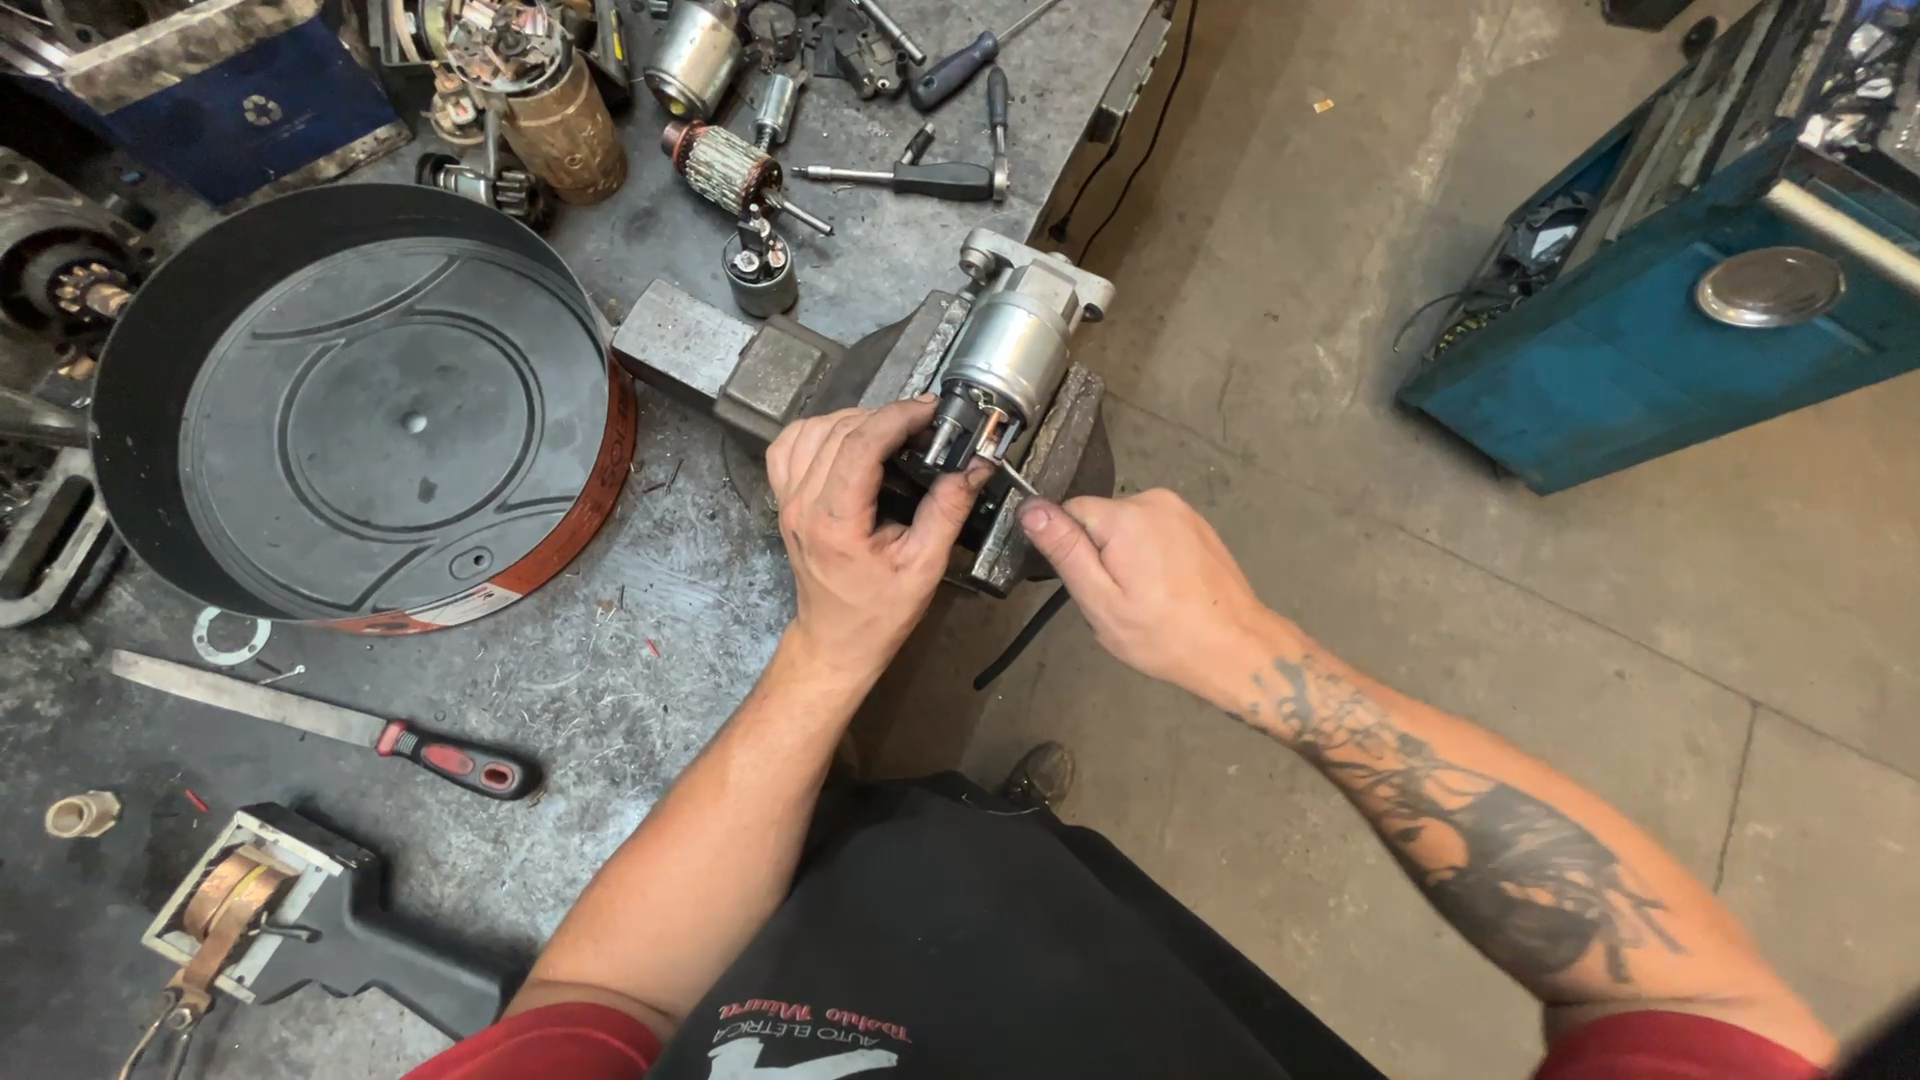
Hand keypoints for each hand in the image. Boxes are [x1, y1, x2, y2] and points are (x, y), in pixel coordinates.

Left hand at [767, 399, 989, 685]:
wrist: (836, 640)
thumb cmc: (880, 611)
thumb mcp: (924, 567)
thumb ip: (948, 511)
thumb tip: (975, 466)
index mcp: (835, 521)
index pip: (859, 446)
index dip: (897, 417)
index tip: (930, 410)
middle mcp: (801, 504)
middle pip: (837, 431)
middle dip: (883, 416)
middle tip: (921, 426)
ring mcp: (785, 500)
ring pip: (810, 431)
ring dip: (852, 420)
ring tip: (889, 432)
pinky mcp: (782, 500)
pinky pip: (789, 446)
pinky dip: (817, 431)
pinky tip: (845, 439)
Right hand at [1019, 490, 1289, 708]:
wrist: (1235, 647)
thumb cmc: (1161, 634)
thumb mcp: (1100, 600)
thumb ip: (1065, 549)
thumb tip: (1030, 507)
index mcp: (1125, 516)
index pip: (1069, 512)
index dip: (1070, 549)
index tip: (1090, 584)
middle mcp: (1154, 499)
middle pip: (1100, 518)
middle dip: (1100, 553)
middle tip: (1118, 598)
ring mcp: (1181, 510)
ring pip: (1127, 525)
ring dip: (1126, 554)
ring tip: (1144, 596)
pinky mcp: (1198, 523)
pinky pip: (1154, 530)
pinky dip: (1151, 554)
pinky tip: (1165, 587)